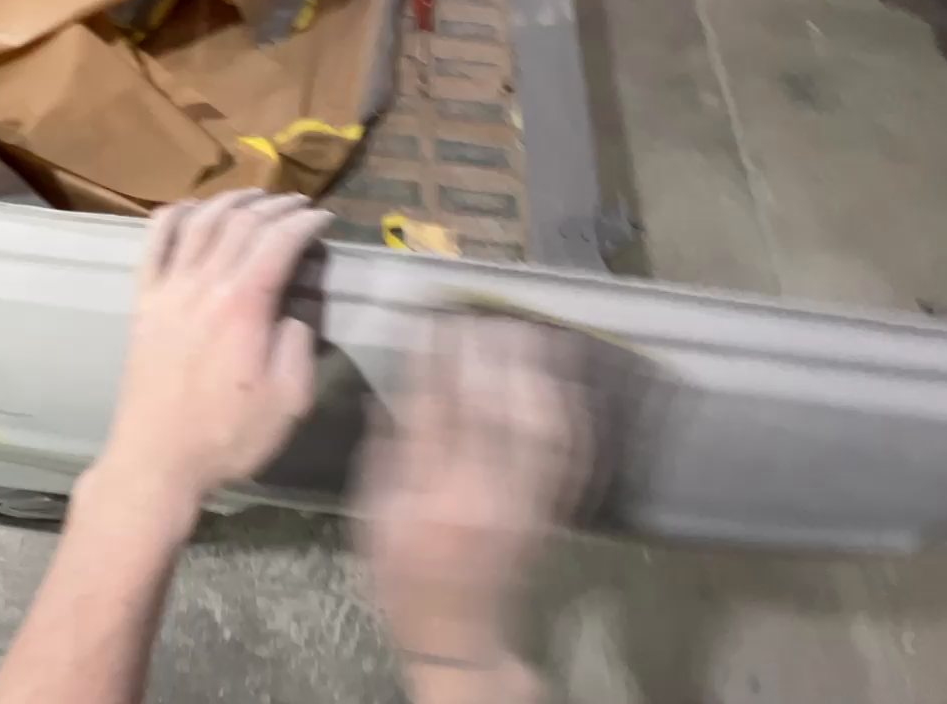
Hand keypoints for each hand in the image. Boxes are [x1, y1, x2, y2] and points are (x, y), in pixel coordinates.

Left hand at [89, 190, 334, 520]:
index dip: (305, 222)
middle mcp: (205, 284)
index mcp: (244, 305)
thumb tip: (294, 310)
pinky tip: (187, 207)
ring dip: (230, 201)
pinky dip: (172, 216)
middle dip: (274, 205)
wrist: (157, 457)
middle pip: (241, 223)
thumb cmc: (227, 436)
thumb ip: (298, 346)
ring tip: (253, 195)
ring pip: (200, 223)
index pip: (279, 241)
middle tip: (297, 203)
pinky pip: (153, 243)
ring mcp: (169, 288)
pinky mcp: (144, 300)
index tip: (323, 217)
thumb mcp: (288, 401)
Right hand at [355, 316, 586, 701]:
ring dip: (540, 372)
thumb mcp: (371, 516)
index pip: (434, 409)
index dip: (435, 358)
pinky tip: (570, 378)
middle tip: (484, 310)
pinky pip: (572, 457)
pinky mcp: (552, 511)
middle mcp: (484, 492)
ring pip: (542, 428)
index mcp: (431, 495)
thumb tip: (386, 394)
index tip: (433, 317)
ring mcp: (527, 502)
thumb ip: (382, 454)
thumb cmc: (402, 575)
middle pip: (496, 410)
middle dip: (491, 353)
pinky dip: (574, 412)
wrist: (461, 637)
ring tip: (532, 327)